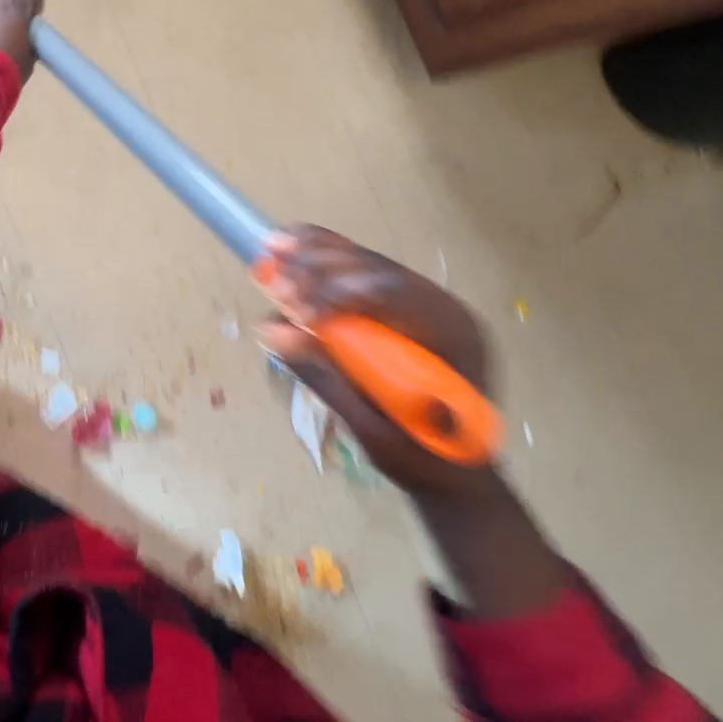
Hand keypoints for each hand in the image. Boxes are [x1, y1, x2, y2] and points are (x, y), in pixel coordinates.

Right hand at [254, 225, 495, 500]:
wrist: (455, 474)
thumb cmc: (422, 459)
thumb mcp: (373, 428)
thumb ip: (326, 377)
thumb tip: (272, 330)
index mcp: (452, 338)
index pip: (394, 295)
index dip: (338, 294)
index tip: (293, 307)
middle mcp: (442, 309)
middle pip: (376, 270)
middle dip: (319, 268)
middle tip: (268, 270)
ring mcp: (423, 304)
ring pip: (366, 264)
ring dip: (316, 253)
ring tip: (270, 247)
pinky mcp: (399, 306)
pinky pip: (360, 272)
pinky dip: (322, 258)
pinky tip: (288, 247)